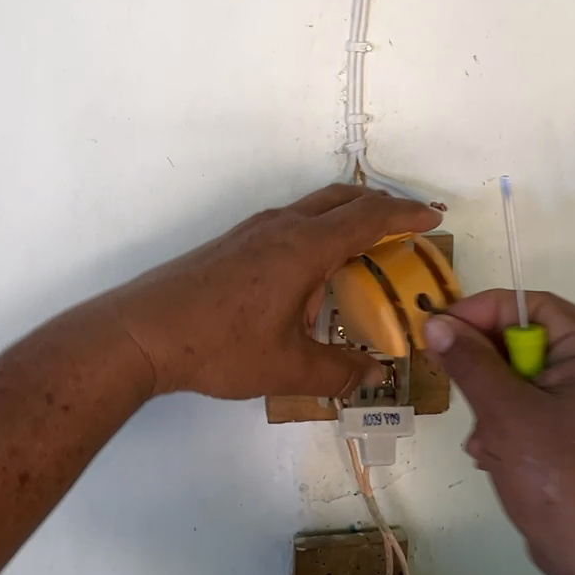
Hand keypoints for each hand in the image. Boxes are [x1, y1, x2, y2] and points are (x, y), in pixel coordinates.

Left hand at [104, 185, 441, 399]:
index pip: (368, 218)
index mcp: (304, 247)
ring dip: (346, 216)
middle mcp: (281, 227)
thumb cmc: (219, 346)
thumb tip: (373, 375)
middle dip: (381, 206)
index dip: (406, 216)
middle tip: (406, 225)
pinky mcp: (232, 243)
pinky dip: (318, 231)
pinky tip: (312, 272)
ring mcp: (252, 231)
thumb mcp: (287, 368)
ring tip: (365, 247)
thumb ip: (338, 371)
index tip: (432, 218)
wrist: (142, 332)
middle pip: (342, 198)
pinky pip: (290, 224)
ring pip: (313, 208)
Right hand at [424, 290, 574, 574]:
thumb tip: (437, 322)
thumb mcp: (506, 412)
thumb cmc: (558, 477)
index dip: (485, 311)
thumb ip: (470, 362)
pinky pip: (533, 412)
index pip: (536, 307)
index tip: (441, 329)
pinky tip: (491, 456)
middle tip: (456, 386)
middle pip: (528, 344)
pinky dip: (506, 427)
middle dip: (486, 370)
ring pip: (523, 381)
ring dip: (491, 405)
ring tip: (483, 439)